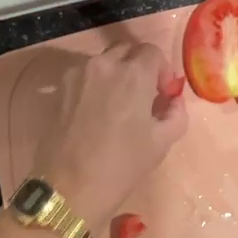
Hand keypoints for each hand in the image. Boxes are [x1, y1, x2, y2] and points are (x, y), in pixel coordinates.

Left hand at [30, 43, 188, 223]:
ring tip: (117, 106)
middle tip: (142, 96)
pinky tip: (95, 113)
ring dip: (115, 74)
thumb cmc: (122, 165)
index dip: (161, 70)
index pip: (152, 52)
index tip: (161, 93)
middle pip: (126, 50)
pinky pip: (84, 75)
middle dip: (138, 66)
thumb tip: (173, 98)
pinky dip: (95, 84)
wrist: (71, 186)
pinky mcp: (60, 87)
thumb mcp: (162, 142)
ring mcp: (78, 73)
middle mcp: (105, 64)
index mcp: (133, 74)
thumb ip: (176, 112)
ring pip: (103, 61)